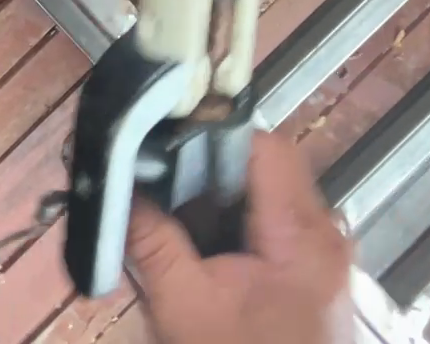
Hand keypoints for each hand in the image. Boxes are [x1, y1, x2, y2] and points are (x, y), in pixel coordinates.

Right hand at [126, 132, 353, 343]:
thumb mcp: (182, 303)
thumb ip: (148, 237)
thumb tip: (108, 178)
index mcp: (301, 236)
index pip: (264, 145)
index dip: (212, 127)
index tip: (162, 129)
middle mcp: (322, 234)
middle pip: (263, 159)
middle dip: (204, 153)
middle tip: (152, 160)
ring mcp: (320, 251)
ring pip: (262, 183)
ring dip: (213, 179)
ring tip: (163, 187)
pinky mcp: (308, 267)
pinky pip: (266, 211)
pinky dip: (226, 206)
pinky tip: (190, 223)